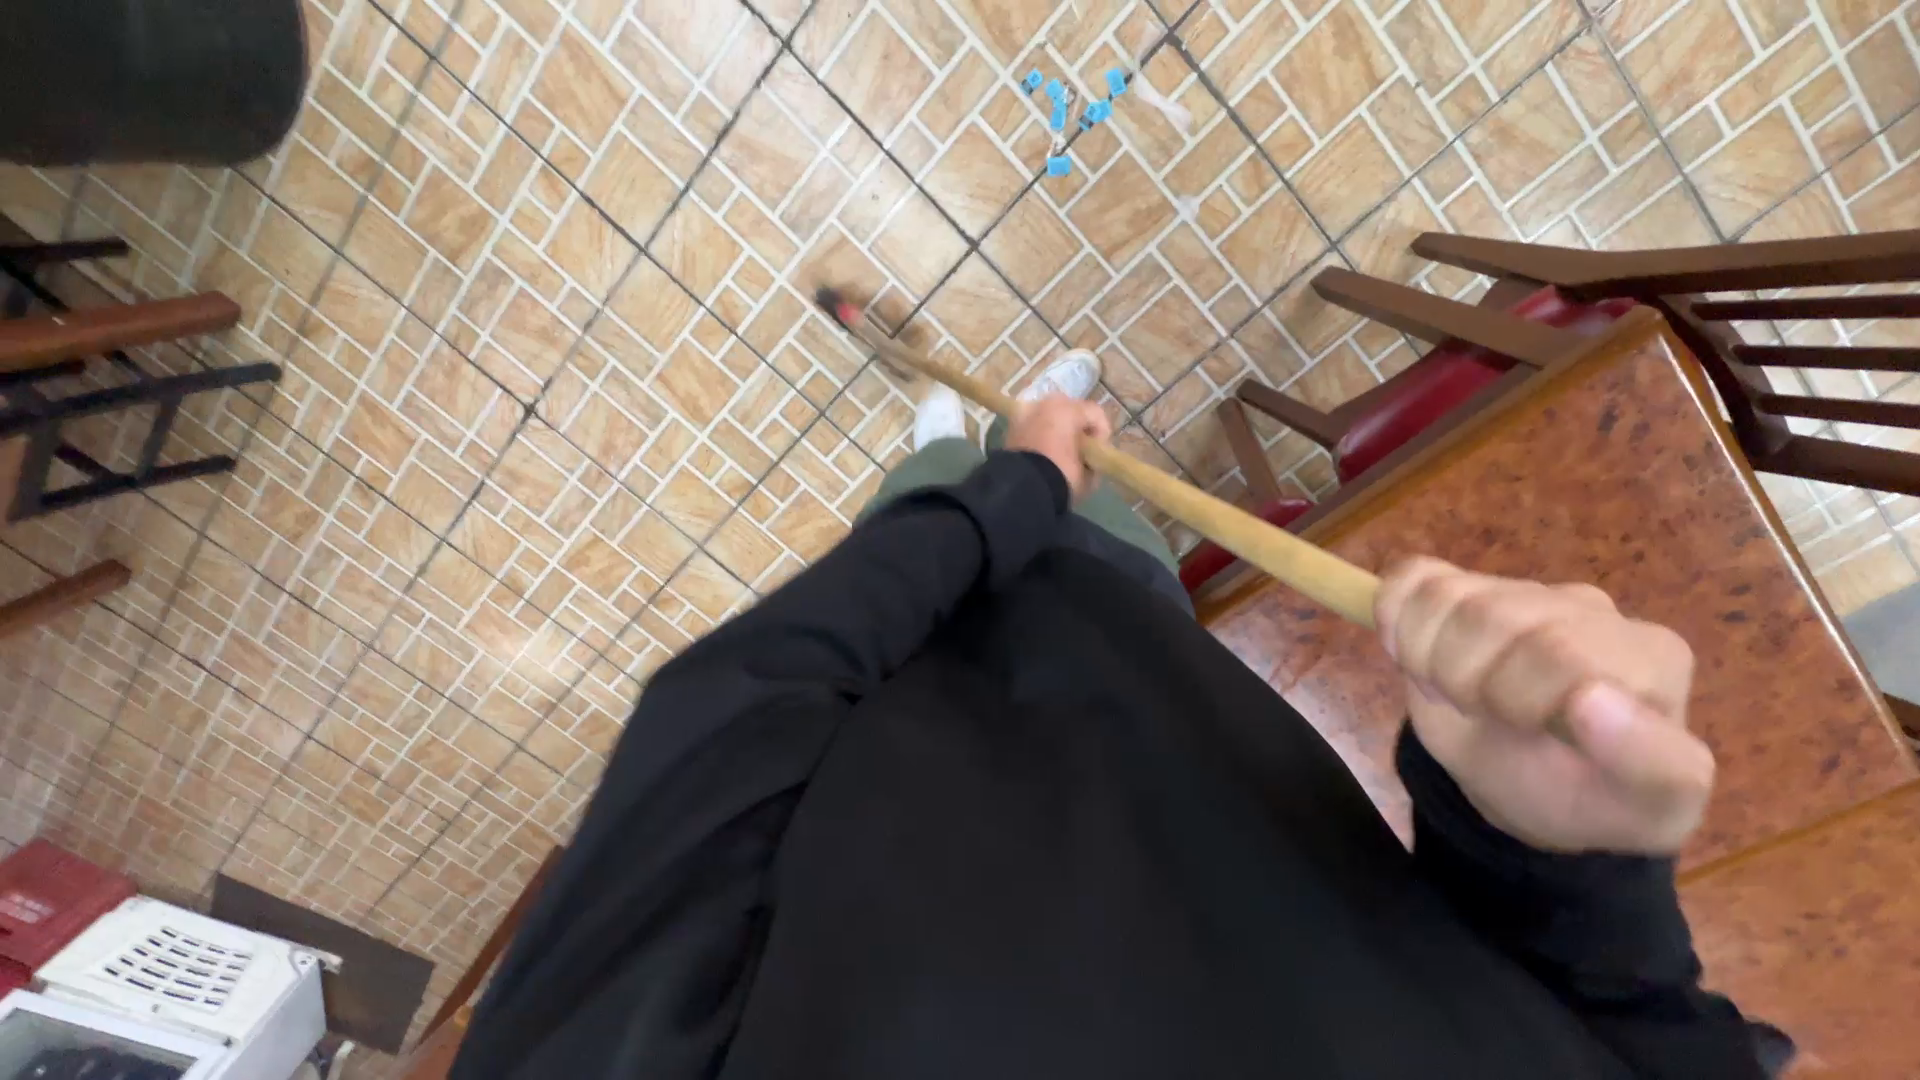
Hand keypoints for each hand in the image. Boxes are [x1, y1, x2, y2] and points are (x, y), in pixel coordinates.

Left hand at [1005, 395, 1110, 499]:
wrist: (1023, 490)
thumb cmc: (1062, 477)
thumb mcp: (1089, 475)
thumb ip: (1093, 460)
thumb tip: (1089, 460)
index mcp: (1068, 410)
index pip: (1095, 414)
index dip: (1102, 433)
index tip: (1100, 453)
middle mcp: (1045, 404)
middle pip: (1069, 410)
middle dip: (1077, 427)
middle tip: (1080, 449)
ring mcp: (1025, 413)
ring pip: (1049, 415)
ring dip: (1056, 429)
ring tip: (1060, 451)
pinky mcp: (1011, 427)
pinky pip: (1032, 426)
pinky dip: (1039, 435)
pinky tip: (1043, 452)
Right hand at [1375, 557, 1714, 854]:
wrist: (1523, 782)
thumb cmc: (1582, 795)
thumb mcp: (1643, 811)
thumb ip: (1654, 767)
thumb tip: (1594, 697)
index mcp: (1644, 655)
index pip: (1555, 647)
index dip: (1510, 694)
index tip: (1522, 730)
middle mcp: (1585, 609)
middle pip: (1489, 614)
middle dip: (1462, 679)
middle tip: (1478, 713)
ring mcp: (1517, 591)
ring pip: (1442, 594)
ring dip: (1424, 655)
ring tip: (1452, 689)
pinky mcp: (1461, 587)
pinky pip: (1412, 576)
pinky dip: (1395, 616)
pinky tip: (1417, 653)